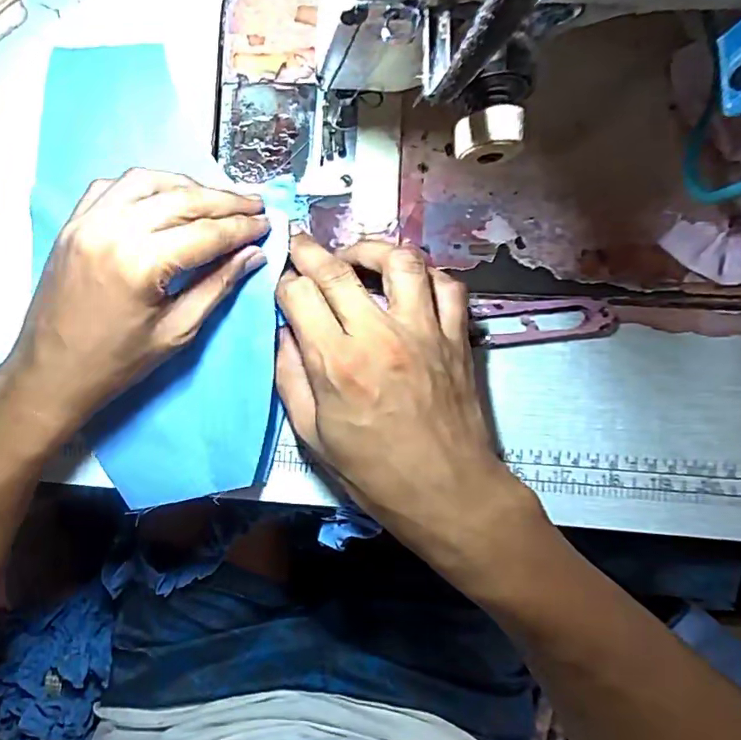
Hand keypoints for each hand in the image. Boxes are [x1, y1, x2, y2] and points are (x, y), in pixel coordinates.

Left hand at [0, 169, 268, 443]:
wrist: (50, 374)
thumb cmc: (117, 363)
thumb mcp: (176, 332)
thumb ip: (217, 286)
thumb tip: (253, 254)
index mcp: (140, 263)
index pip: (206, 233)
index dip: (242, 228)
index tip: (267, 224)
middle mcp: (113, 230)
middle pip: (182, 199)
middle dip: (224, 201)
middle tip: (254, 206)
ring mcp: (87, 221)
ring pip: (147, 181)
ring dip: (187, 185)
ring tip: (216, 199)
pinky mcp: (73, 223)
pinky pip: (113, 186)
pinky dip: (145, 186)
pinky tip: (165, 198)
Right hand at [275, 235, 539, 583]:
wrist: (448, 493)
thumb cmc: (374, 474)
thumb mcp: (314, 436)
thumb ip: (291, 378)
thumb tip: (283, 334)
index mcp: (336, 364)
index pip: (300, 295)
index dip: (285, 283)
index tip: (283, 284)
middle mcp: (380, 336)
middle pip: (338, 269)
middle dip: (311, 251)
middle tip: (301, 246)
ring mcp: (424, 332)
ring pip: (400, 261)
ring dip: (372, 250)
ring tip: (358, 258)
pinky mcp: (457, 337)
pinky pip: (448, 285)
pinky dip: (428, 274)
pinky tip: (411, 283)